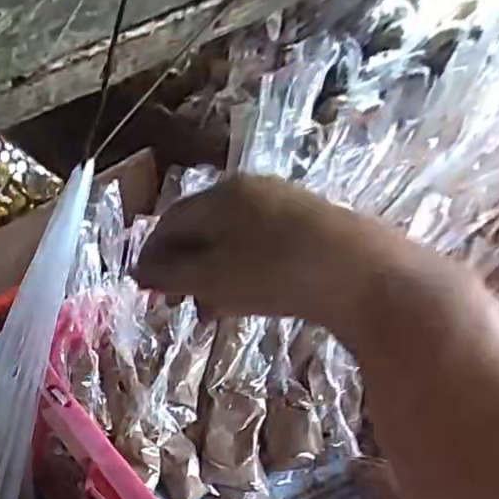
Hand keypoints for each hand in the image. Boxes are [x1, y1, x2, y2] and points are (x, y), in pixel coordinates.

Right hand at [133, 174, 466, 343]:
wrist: (359, 273)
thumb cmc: (269, 273)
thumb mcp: (207, 278)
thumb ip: (166, 274)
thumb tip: (139, 271)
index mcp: (218, 196)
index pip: (167, 223)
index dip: (150, 258)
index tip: (145, 290)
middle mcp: (246, 190)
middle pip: (196, 230)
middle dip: (180, 268)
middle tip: (175, 302)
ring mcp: (278, 203)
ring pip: (224, 240)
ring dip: (207, 275)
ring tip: (208, 308)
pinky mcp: (303, 222)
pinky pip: (252, 245)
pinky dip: (236, 271)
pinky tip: (241, 298)